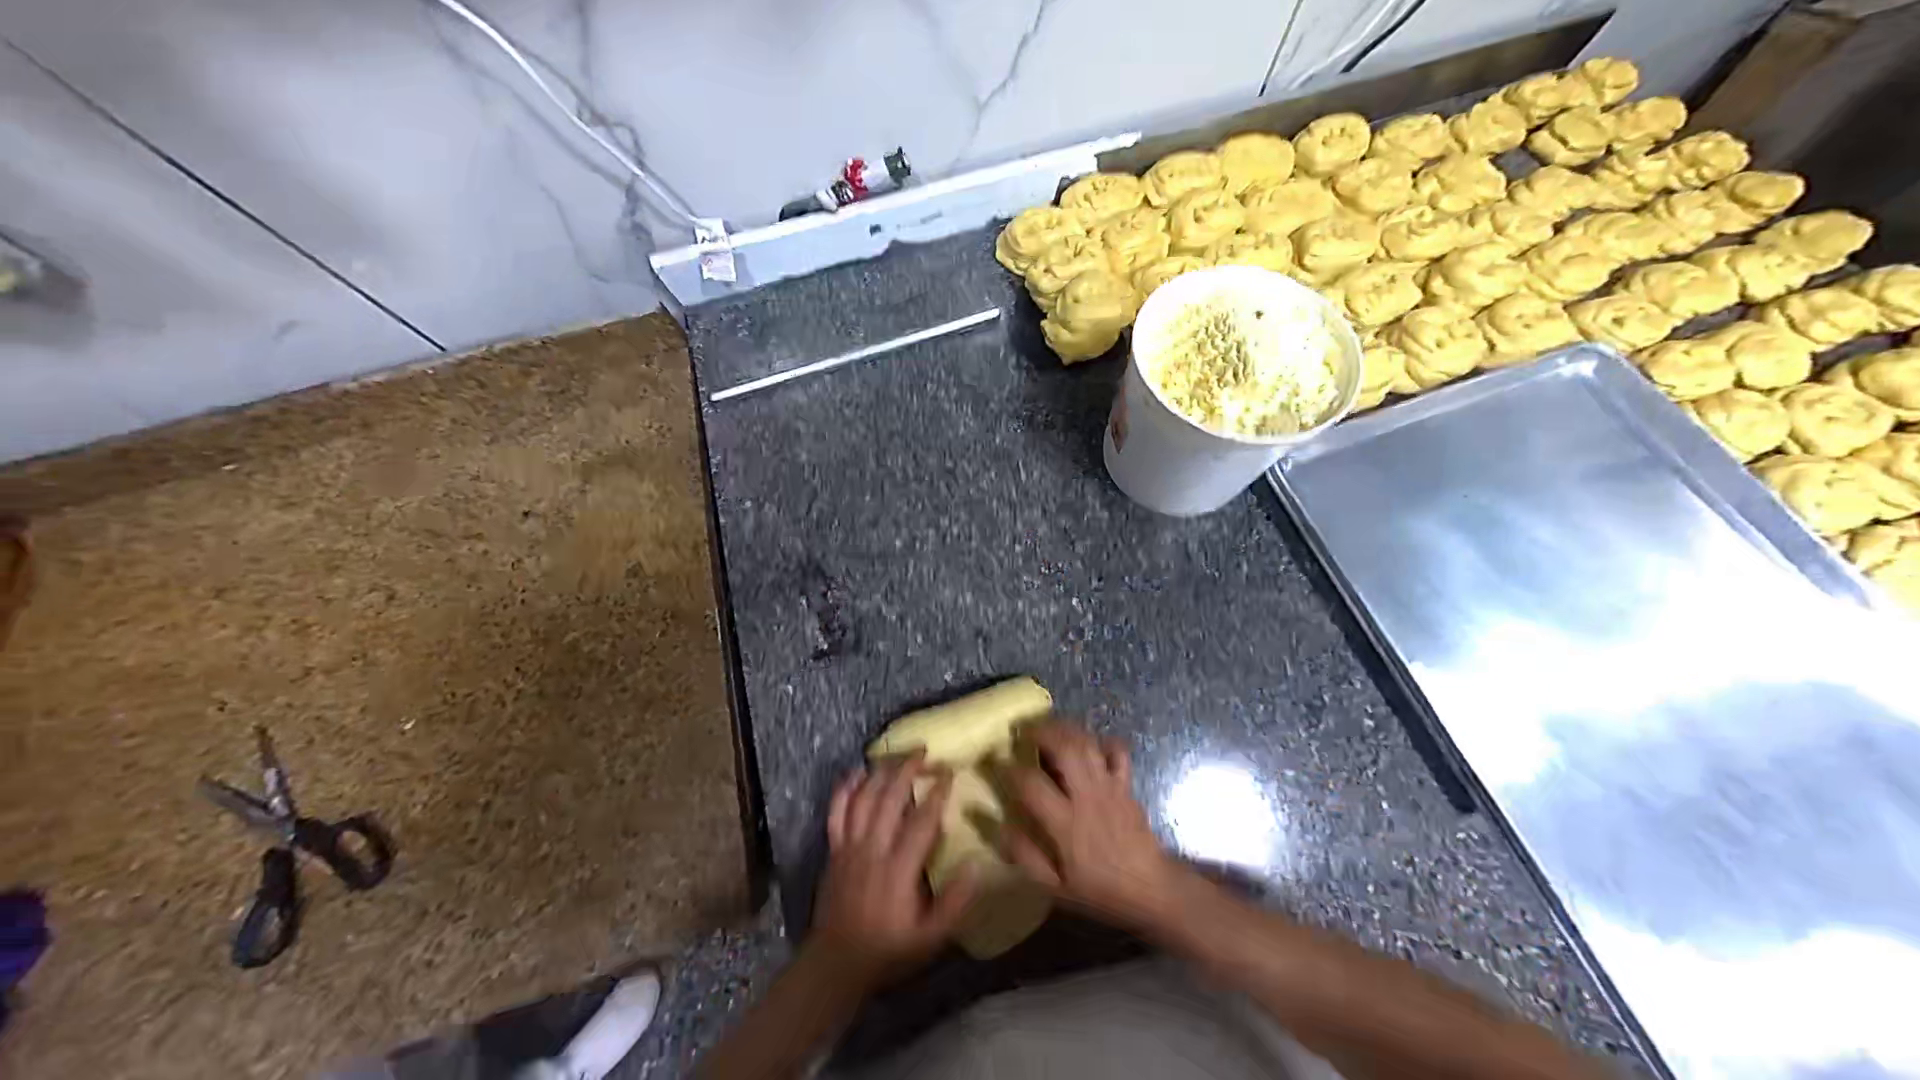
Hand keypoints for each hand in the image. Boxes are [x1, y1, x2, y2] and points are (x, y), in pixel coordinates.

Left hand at [809, 752, 976, 989]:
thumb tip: (975, 866)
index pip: (921, 821)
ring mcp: (849, 847)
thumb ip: (954, 904)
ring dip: (880, 772)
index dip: (936, 794)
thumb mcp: (930, 939)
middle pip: (889, 799)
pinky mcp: (834, 850)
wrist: (836, 962)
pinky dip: (845, 789)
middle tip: (923, 751)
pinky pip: (836, 812)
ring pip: (863, 799)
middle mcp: (872, 850)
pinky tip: (856, 772)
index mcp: (898, 870)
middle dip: (907, 769)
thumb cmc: (889, 949)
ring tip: (896, 754)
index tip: (949, 772)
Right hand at [1002, 723, 1185, 932]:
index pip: (1031, 784)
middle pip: (1065, 749)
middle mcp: (1087, 797)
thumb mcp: (1055, 887)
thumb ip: (1026, 855)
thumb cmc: (1099, 889)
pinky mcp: (1126, 784)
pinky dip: (1102, 741)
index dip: (1010, 769)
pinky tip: (1088, 744)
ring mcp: (1109, 787)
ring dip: (1065, 729)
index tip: (996, 762)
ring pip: (1087, 744)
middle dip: (1041, 732)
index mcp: (1066, 823)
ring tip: (1048, 727)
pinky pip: (1117, 751)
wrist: (1150, 889)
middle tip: (1023, 730)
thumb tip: (1001, 826)